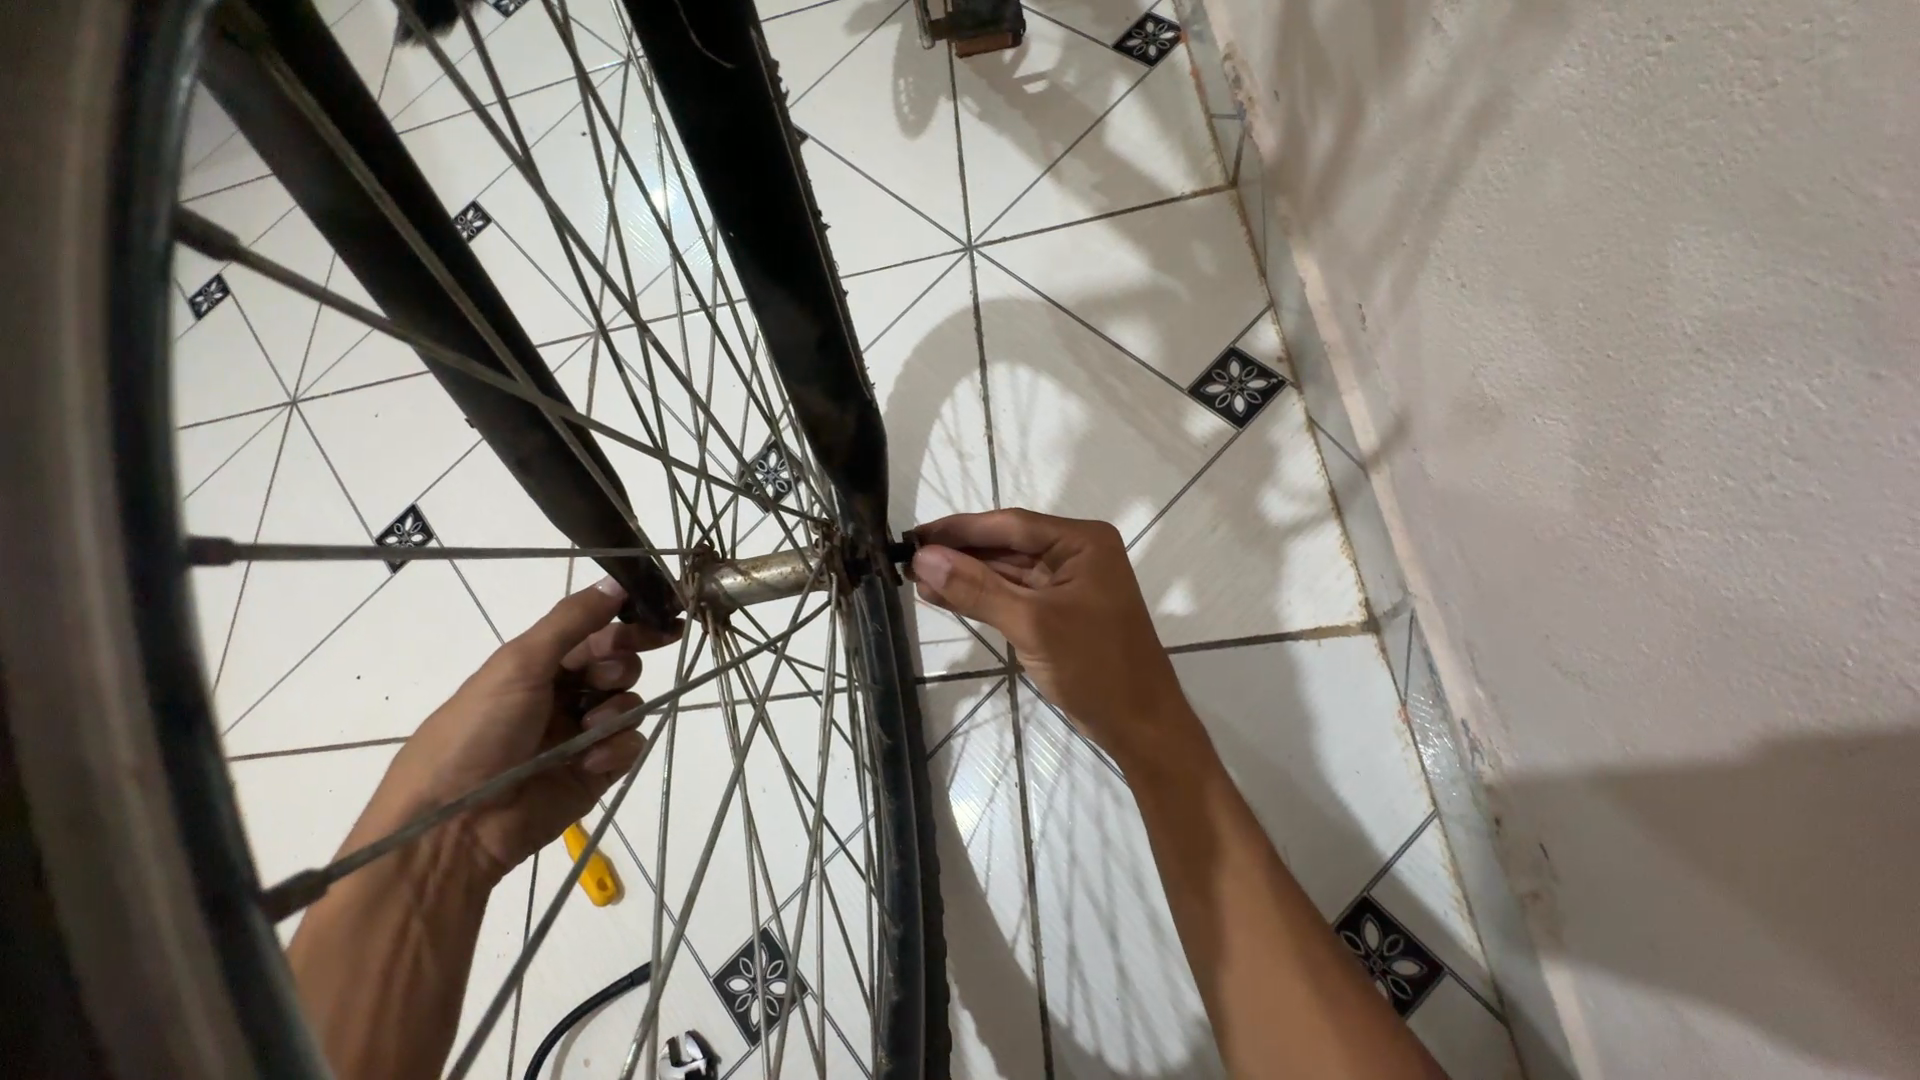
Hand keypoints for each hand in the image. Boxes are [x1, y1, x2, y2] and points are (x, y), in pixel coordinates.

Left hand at [362, 576, 680, 882]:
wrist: (456, 824)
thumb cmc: (477, 731)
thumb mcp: (519, 663)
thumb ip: (572, 620)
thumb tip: (618, 579)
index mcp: (541, 666)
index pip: (598, 633)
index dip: (631, 624)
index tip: (667, 618)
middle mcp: (565, 695)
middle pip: (621, 665)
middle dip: (621, 666)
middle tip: (605, 678)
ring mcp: (583, 734)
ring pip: (631, 704)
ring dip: (616, 710)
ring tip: (589, 727)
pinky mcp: (597, 771)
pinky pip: (630, 746)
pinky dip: (615, 749)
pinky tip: (589, 760)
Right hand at [910, 509, 1203, 768]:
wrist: (1140, 724)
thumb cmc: (1095, 666)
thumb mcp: (1032, 624)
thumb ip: (976, 588)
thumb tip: (923, 558)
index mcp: (1082, 542)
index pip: (1010, 524)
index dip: (959, 529)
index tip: (915, 535)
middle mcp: (1076, 554)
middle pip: (1006, 545)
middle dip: (959, 554)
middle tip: (907, 560)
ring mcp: (1068, 583)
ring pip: (1006, 571)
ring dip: (965, 576)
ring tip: (917, 579)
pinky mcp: (1059, 611)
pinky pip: (1013, 595)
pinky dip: (981, 597)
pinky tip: (945, 596)